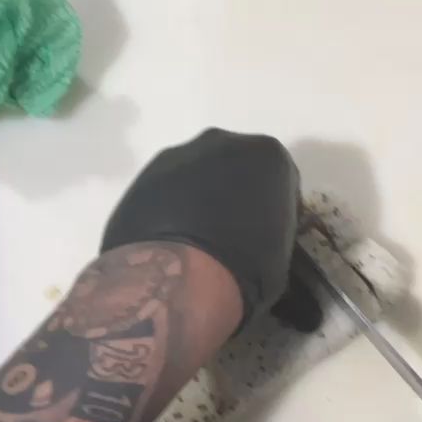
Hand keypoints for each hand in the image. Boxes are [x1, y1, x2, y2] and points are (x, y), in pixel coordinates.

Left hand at [102, 129, 299, 328]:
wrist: (180, 278)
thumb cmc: (246, 270)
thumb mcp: (280, 258)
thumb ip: (273, 237)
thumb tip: (264, 249)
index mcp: (268, 156)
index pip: (278, 179)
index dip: (272, 209)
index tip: (265, 235)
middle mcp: (223, 143)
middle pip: (233, 168)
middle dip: (232, 195)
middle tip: (229, 236)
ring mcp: (177, 156)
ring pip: (194, 175)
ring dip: (196, 199)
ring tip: (193, 242)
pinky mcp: (141, 177)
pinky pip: (163, 191)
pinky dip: (166, 209)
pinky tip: (167, 243)